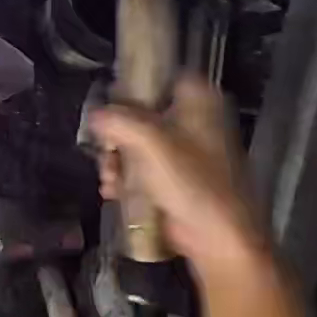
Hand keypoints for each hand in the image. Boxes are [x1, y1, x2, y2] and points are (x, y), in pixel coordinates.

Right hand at [92, 75, 271, 278]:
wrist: (220, 239)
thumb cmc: (192, 182)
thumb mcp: (151, 142)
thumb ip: (119, 120)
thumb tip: (96, 114)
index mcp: (200, 102)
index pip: (164, 77)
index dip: (136, 86)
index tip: (110, 100)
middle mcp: (195, 123)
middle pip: (144, 115)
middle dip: (118, 135)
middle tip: (105, 150)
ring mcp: (187, 155)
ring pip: (141, 146)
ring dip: (118, 161)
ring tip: (108, 178)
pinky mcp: (178, 183)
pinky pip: (145, 172)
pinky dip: (128, 180)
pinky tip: (114, 192)